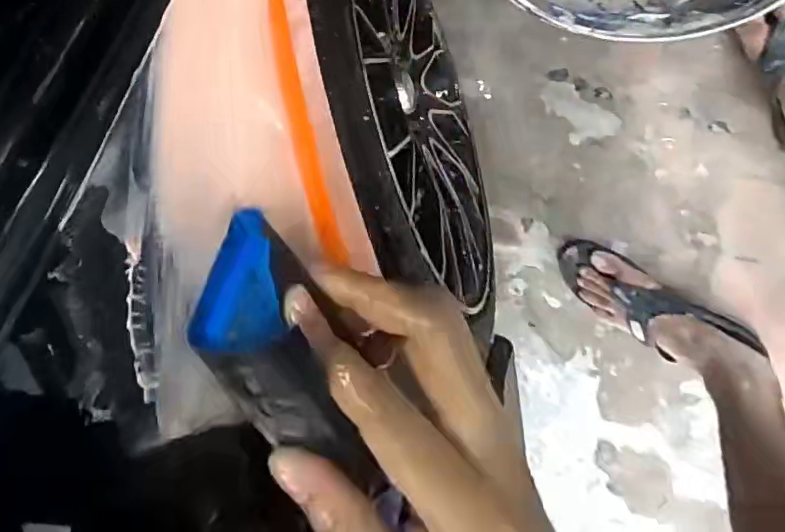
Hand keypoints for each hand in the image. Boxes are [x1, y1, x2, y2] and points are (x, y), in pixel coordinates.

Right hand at [269, 264, 550, 531]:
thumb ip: (347, 521)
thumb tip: (283, 455)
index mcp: (473, 502)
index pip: (392, 409)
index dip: (337, 354)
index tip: (296, 307)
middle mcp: (494, 442)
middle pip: (439, 332)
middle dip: (374, 294)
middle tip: (317, 277)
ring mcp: (501, 419)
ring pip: (447, 324)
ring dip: (388, 299)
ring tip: (334, 296)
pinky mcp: (493, 411)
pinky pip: (448, 341)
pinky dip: (403, 320)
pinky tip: (366, 334)